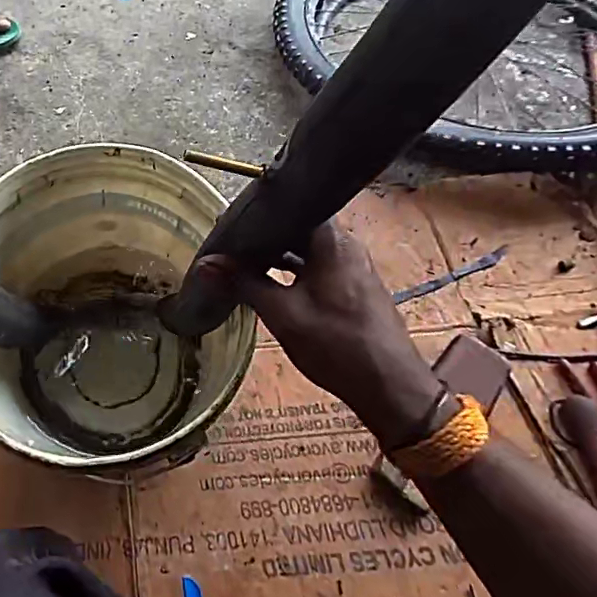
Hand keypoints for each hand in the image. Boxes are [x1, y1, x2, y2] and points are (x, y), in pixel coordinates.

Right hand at [192, 223, 441, 446]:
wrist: (390, 389)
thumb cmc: (335, 344)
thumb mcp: (281, 312)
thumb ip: (243, 282)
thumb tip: (206, 264)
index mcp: (333, 241)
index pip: (291, 207)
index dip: (258, 213)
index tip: (228, 221)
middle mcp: (346, 246)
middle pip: (297, 228)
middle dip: (263, 236)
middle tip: (228, 242)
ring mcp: (352, 267)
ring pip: (305, 248)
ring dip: (276, 254)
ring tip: (241, 260)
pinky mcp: (353, 287)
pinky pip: (316, 265)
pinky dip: (292, 269)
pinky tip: (267, 281)